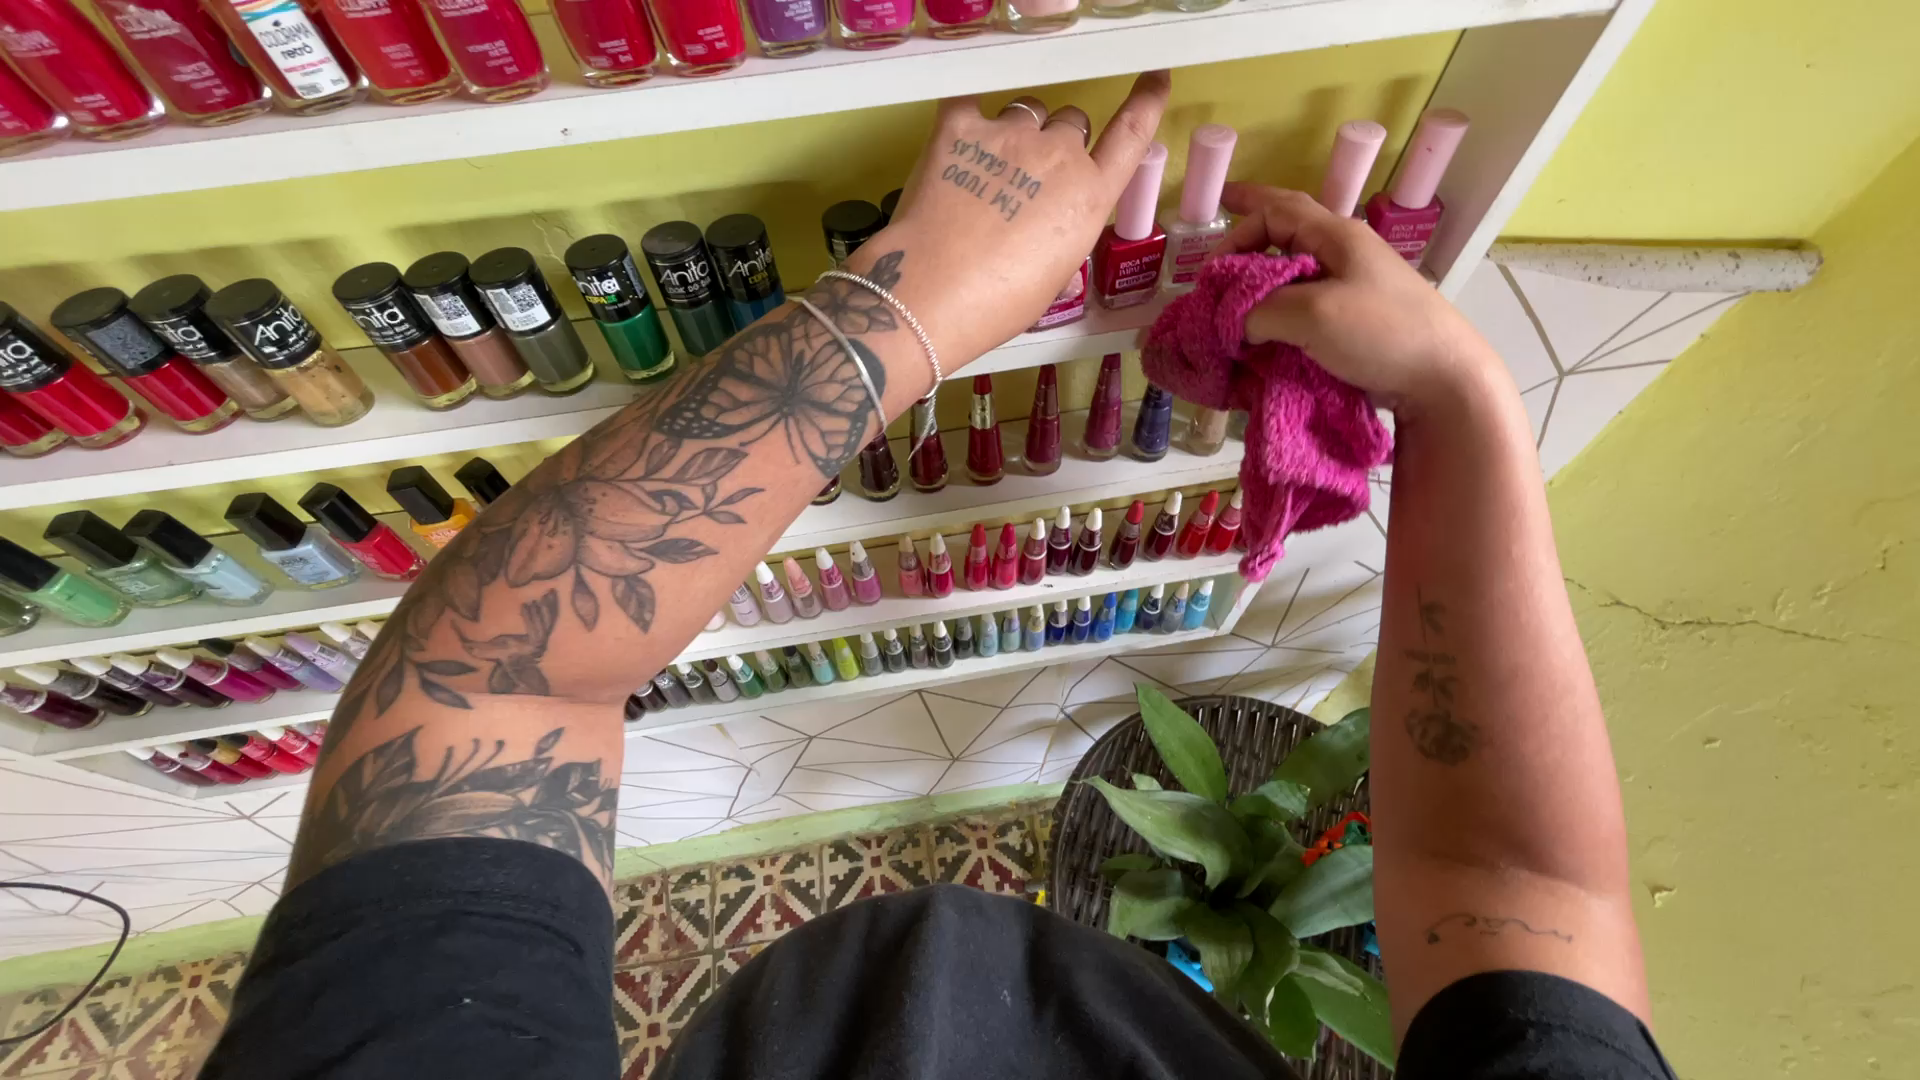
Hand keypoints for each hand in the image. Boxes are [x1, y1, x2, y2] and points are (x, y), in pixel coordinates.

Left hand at [863, 72, 1171, 367]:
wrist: (932, 295)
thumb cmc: (996, 305)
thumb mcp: (1050, 281)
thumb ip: (1062, 240)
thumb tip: (1049, 240)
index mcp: (1088, 199)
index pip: (1130, 135)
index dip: (1146, 103)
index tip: (1154, 80)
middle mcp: (1058, 155)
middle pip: (1070, 125)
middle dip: (1055, 146)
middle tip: (1026, 182)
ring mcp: (1009, 134)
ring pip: (1025, 112)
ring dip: (1016, 132)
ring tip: (989, 173)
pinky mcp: (959, 126)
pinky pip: (970, 102)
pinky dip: (967, 119)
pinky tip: (956, 148)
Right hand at [1214, 184, 1501, 412]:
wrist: (1440, 378)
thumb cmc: (1382, 332)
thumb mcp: (1311, 315)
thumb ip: (1258, 310)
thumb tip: (1231, 321)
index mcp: (1336, 236)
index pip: (1276, 210)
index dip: (1237, 228)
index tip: (1209, 270)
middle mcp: (1342, 254)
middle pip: (1282, 235)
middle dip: (1244, 245)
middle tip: (1214, 271)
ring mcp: (1348, 288)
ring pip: (1288, 274)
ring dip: (1255, 286)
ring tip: (1229, 310)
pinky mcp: (1350, 320)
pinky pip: (1299, 307)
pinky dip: (1271, 315)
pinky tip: (1258, 335)